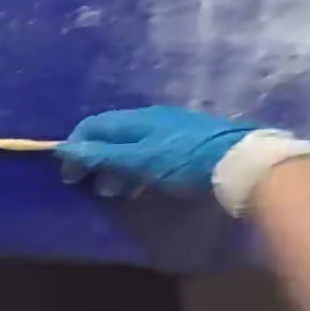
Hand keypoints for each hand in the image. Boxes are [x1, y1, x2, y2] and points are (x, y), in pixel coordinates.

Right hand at [56, 106, 261, 197]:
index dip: (74, 149)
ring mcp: (172, 129)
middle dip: (95, 161)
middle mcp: (150, 118)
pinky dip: (136, 168)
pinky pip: (149, 152)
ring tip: (117, 192)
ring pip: (129, 146)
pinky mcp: (190, 141)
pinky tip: (143, 184)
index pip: (90, 127)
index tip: (70, 175)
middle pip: (109, 137)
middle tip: (92, 187)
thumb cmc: (184, 162)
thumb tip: (60, 148)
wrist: (250, 165)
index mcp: (134, 119)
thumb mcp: (136, 161)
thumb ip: (98, 155)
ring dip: (115, 168)